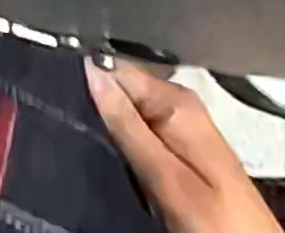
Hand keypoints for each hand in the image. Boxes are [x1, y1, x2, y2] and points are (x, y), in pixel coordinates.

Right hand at [86, 61, 283, 232]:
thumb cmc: (220, 225)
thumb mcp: (168, 179)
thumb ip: (128, 125)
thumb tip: (92, 70)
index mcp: (178, 101)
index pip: (117, 67)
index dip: (90, 78)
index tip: (64, 94)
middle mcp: (179, 105)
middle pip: (123, 88)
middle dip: (100, 104)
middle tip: (76, 126)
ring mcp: (182, 127)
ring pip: (129, 110)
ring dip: (110, 124)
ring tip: (91, 140)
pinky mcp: (181, 148)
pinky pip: (140, 130)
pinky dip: (124, 140)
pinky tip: (115, 153)